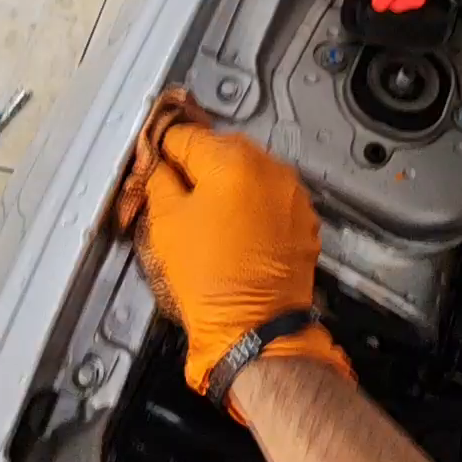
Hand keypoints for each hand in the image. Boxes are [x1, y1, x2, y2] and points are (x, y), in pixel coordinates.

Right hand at [136, 123, 350, 403]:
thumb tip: (159, 165)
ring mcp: (291, 191)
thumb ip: (160, 181)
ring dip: (230, 182)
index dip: (165, 147)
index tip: (157, 156)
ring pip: (251, 171)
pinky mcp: (304, 216)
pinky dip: (256, 203)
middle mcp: (268, 167)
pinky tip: (239, 229)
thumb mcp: (166, 224)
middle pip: (223, 148)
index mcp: (231, 161)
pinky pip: (273, 195)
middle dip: (199, 164)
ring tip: (211, 216)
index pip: (187, 135)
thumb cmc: (211, 281)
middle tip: (179, 191)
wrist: (254, 326)